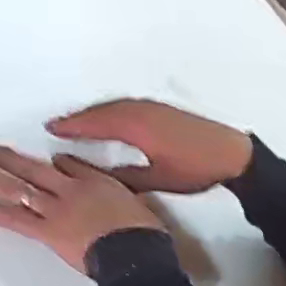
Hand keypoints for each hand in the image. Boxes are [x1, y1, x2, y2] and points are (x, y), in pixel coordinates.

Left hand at [0, 143, 166, 271]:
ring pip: (16, 188)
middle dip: (8, 159)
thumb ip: (126, 202)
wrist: (136, 254)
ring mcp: (57, 210)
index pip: (73, 167)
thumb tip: (125, 205)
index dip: (61, 164)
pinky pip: (15, 219)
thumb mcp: (142, 210)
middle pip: (34, 170)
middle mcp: (72, 190)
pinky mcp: (49, 231)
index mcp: (99, 184)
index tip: (53, 162)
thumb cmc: (146, 235)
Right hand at [45, 99, 254, 194]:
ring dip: (95, 115)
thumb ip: (126, 178)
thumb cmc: (198, 168)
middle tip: (57, 127)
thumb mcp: (159, 179)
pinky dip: (113, 112)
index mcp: (134, 125)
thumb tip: (98, 178)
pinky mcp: (163, 110)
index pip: (93, 123)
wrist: (234, 154)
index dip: (71, 127)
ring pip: (114, 108)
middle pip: (100, 112)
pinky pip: (128, 107)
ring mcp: (153, 107)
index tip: (51, 131)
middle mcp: (140, 110)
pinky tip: (113, 123)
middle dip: (78, 119)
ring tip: (79, 125)